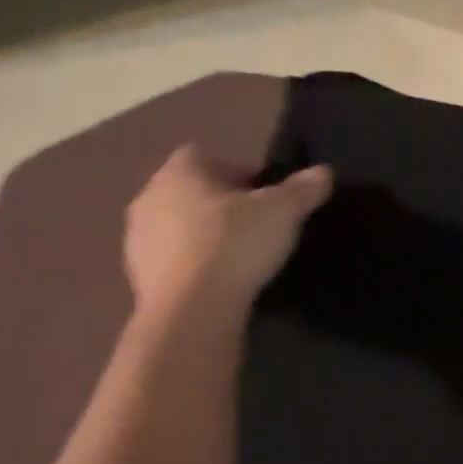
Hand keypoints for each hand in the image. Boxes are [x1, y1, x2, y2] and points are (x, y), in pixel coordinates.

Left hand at [124, 145, 332, 317]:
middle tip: (258, 227)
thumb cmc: (235, 245)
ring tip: (240, 257)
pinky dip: (194, 262)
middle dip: (222, 204)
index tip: (267, 197)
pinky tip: (220, 280)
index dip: (239, 172)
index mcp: (181, 172)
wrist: (192, 307)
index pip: (206, 156)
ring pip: (179, 224)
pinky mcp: (139, 270)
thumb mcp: (283, 213)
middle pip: (191, 190)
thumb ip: (303, 190)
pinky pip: (173, 257)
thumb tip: (324, 171)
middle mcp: (150, 194)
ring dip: (204, 234)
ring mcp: (138, 234)